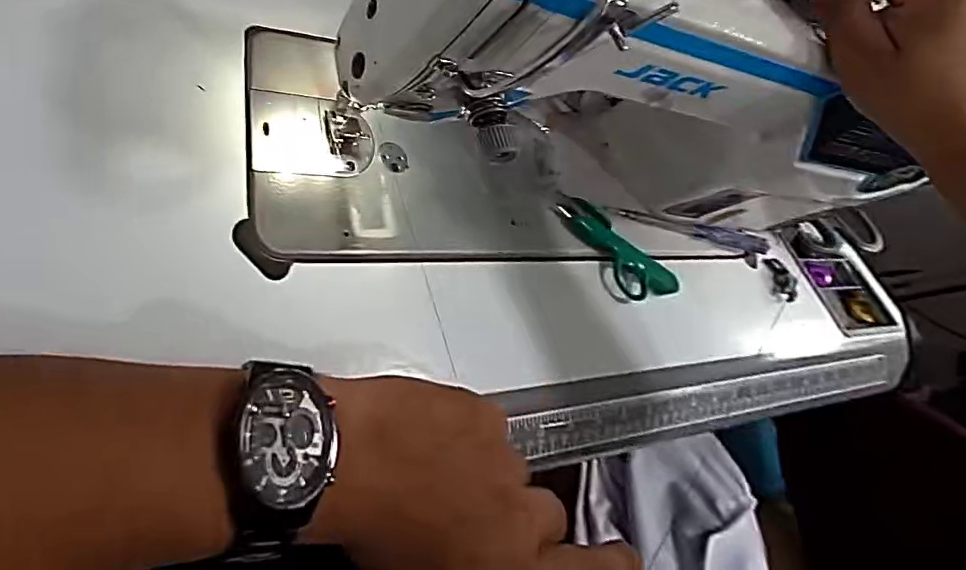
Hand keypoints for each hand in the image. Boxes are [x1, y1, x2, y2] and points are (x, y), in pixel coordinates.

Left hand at [308, 376, 636, 569]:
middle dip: (518, 510)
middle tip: (476, 501)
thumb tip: (490, 551)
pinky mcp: (481, 411)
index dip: (611, 560)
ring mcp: (501, 460)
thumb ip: (481, 559)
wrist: (344, 458)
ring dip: (487, 463)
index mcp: (509, 566)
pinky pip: (487, 421)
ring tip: (441, 460)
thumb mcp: (437, 569)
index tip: (621, 554)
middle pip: (549, 514)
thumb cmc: (373, 524)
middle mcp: (516, 517)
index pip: (590, 569)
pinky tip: (432, 431)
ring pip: (514, 462)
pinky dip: (466, 425)